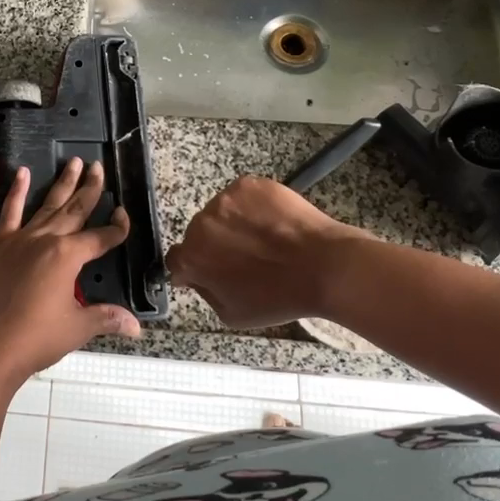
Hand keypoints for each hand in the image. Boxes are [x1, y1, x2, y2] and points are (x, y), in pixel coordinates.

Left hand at [0, 158, 140, 383]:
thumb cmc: (35, 338)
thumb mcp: (77, 327)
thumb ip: (106, 318)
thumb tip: (135, 326)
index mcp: (68, 256)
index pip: (100, 238)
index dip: (116, 229)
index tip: (124, 216)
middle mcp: (46, 239)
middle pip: (74, 210)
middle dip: (90, 189)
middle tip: (99, 167)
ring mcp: (20, 240)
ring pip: (47, 205)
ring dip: (62, 184)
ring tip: (74, 162)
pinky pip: (9, 212)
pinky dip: (16, 191)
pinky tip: (22, 173)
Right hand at [166, 175, 360, 327]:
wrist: (323, 266)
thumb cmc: (278, 296)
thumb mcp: (232, 315)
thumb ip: (204, 293)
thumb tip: (195, 277)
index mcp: (193, 257)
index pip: (176, 259)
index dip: (193, 266)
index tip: (211, 270)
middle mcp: (201, 224)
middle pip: (199, 234)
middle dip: (215, 244)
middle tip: (245, 257)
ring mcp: (225, 200)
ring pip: (221, 213)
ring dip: (234, 223)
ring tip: (264, 239)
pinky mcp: (248, 185)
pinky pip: (242, 196)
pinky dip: (253, 207)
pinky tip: (273, 223)